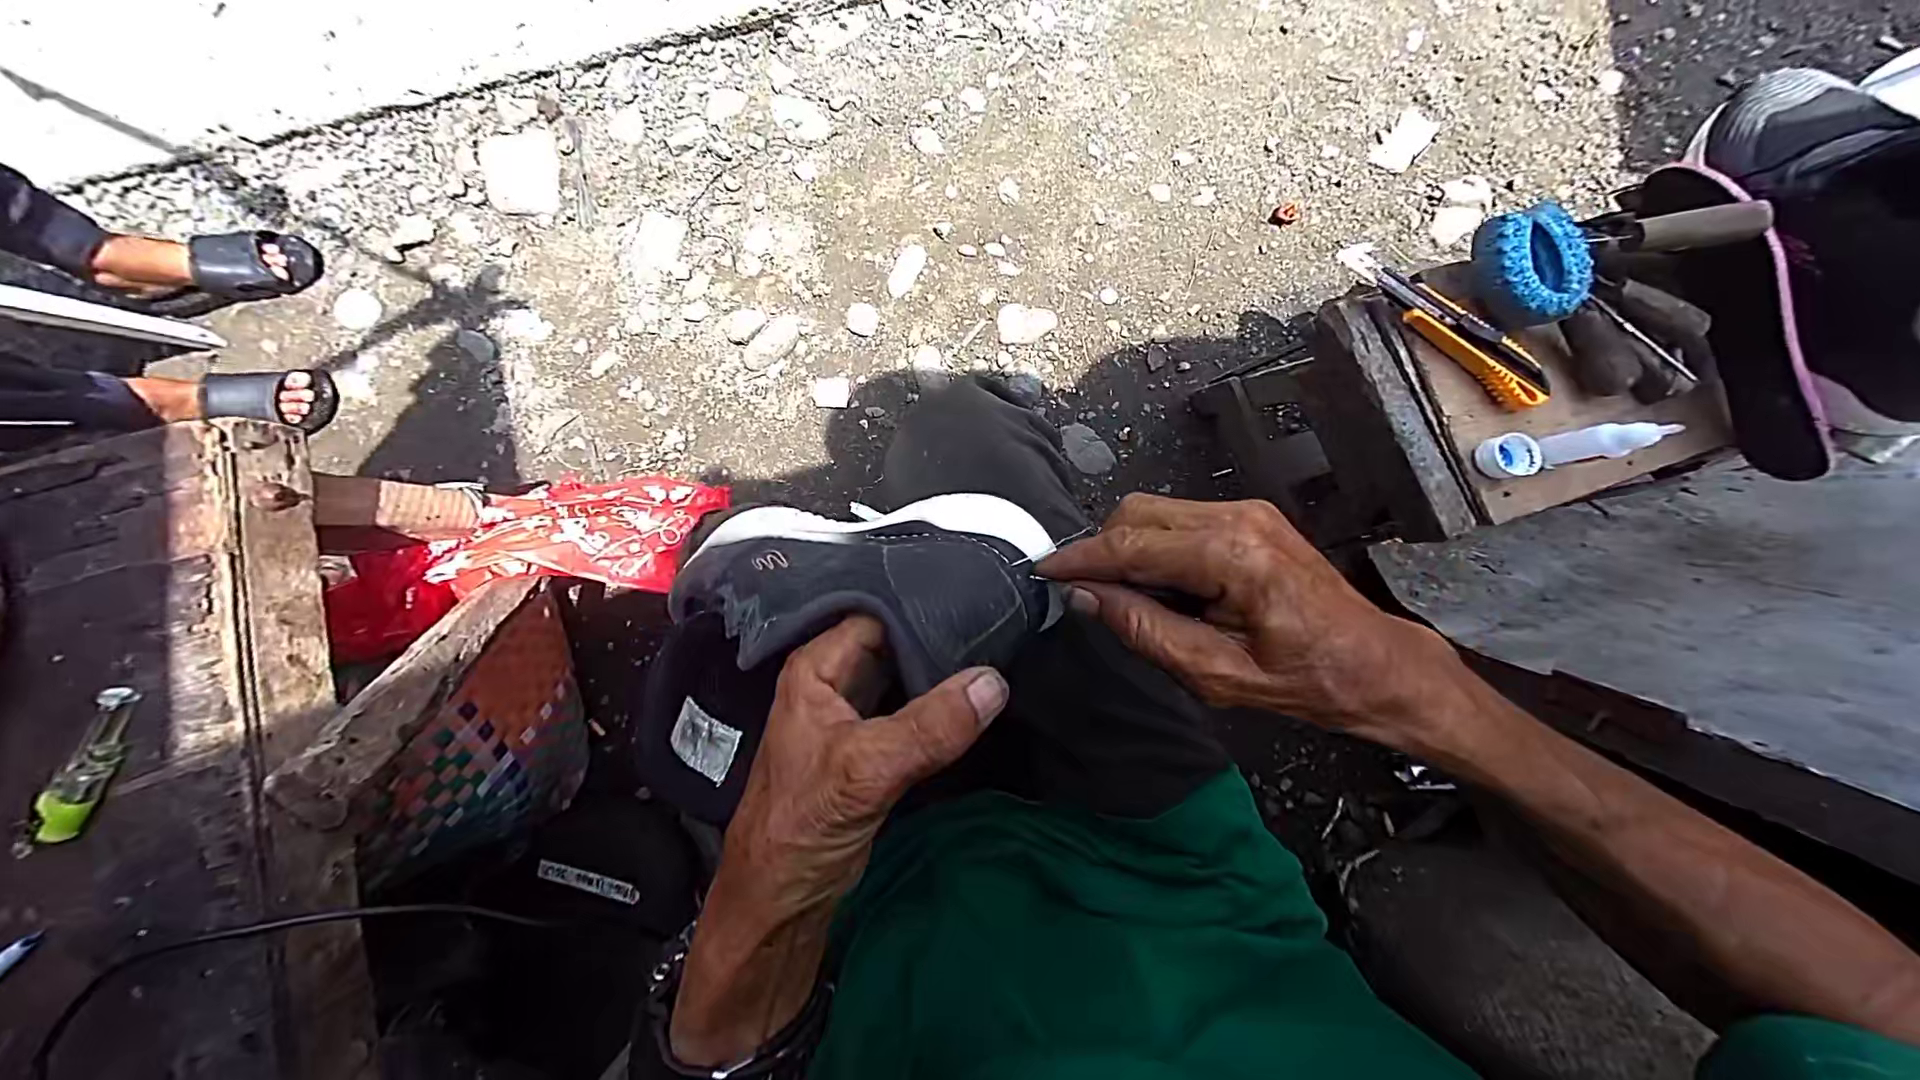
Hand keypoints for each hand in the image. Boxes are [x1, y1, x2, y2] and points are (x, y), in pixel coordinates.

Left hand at [671, 615, 1007, 1064]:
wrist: (782, 903)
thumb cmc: (802, 828)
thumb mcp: (867, 771)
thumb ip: (929, 727)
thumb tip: (993, 682)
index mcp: (816, 667)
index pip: (876, 612)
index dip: (922, 605)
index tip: (974, 599)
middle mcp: (834, 679)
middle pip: (894, 639)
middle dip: (938, 633)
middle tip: (994, 620)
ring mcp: (855, 710)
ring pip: (905, 672)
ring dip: (942, 666)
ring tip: (994, 645)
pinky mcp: (874, 741)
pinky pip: (913, 704)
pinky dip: (941, 698)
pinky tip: (973, 691)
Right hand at [1037, 494, 1468, 751]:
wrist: (1374, 665)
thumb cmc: (1312, 678)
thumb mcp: (1215, 673)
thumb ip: (1144, 629)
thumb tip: (1090, 598)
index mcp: (1233, 556)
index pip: (1130, 544)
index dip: (1080, 558)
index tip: (1047, 571)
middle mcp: (1239, 519)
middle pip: (1134, 514)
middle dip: (1100, 551)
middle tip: (1088, 596)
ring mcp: (1245, 513)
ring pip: (1151, 512)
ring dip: (1125, 551)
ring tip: (1132, 600)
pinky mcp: (1246, 519)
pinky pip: (1175, 521)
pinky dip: (1151, 549)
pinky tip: (1162, 588)